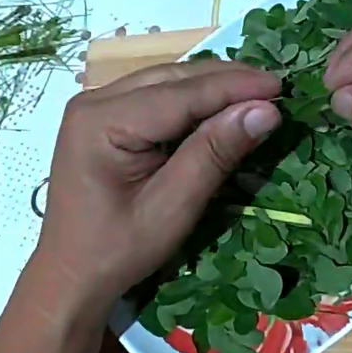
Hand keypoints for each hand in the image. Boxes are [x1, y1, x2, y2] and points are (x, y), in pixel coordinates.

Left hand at [27, 60, 281, 320]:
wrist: (71, 274)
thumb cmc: (118, 249)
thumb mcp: (172, 207)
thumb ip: (214, 153)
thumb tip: (264, 110)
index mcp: (101, 121)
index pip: (180, 93)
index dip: (233, 86)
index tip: (280, 86)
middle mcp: (93, 101)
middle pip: (170, 78)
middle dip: (225, 80)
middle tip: (274, 87)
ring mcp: (93, 106)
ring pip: (163, 81)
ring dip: (209, 85)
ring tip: (255, 92)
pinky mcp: (100, 116)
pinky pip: (152, 95)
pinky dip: (189, 98)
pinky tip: (218, 104)